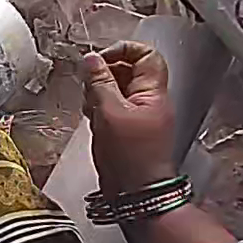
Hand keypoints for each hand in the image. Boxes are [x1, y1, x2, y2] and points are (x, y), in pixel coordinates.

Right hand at [83, 41, 176, 193]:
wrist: (135, 192)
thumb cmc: (128, 156)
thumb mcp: (109, 113)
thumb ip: (99, 83)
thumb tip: (91, 59)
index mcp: (153, 93)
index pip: (146, 55)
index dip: (123, 51)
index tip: (99, 59)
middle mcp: (148, 100)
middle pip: (127, 70)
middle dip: (103, 74)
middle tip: (90, 86)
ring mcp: (137, 113)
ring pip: (116, 87)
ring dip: (97, 91)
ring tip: (90, 106)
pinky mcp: (125, 126)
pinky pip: (110, 105)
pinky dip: (97, 106)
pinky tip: (91, 118)